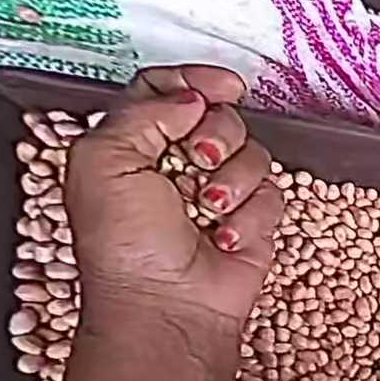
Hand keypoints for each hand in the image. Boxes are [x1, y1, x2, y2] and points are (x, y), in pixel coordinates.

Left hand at [65, 65, 282, 336]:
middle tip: (200, 161)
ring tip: (211, 211)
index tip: (226, 84)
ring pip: (255, 157)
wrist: (169, 300)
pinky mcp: (258, 222)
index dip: (198, 80)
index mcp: (140, 142)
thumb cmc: (126, 242)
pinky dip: (252, 218)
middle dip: (217, 137)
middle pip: (222, 119)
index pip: (171, 92)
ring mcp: (225, 193)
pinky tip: (227, 238)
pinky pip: (274, 197)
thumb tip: (192, 97)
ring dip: (234, 183)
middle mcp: (185, 164)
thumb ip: (144, 114)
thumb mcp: (105, 160)